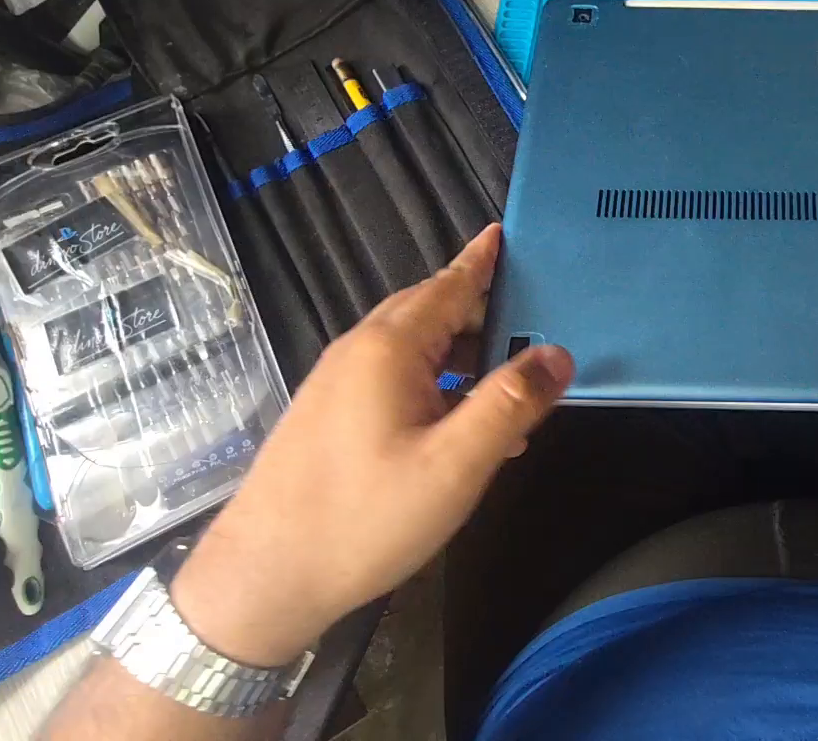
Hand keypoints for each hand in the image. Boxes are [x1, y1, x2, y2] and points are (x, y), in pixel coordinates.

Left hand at [169, 226, 574, 665]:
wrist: (258, 585)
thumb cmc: (362, 519)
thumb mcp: (455, 465)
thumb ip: (511, 404)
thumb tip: (559, 354)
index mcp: (390, 348)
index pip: (449, 284)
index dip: (482, 259)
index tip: (506, 232)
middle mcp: (359, 351)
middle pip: (431, 308)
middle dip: (482, 308)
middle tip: (534, 319)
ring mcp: (338, 382)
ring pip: (414, 345)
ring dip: (463, 351)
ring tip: (508, 379)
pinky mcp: (330, 413)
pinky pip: (395, 375)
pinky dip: (437, 379)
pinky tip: (460, 421)